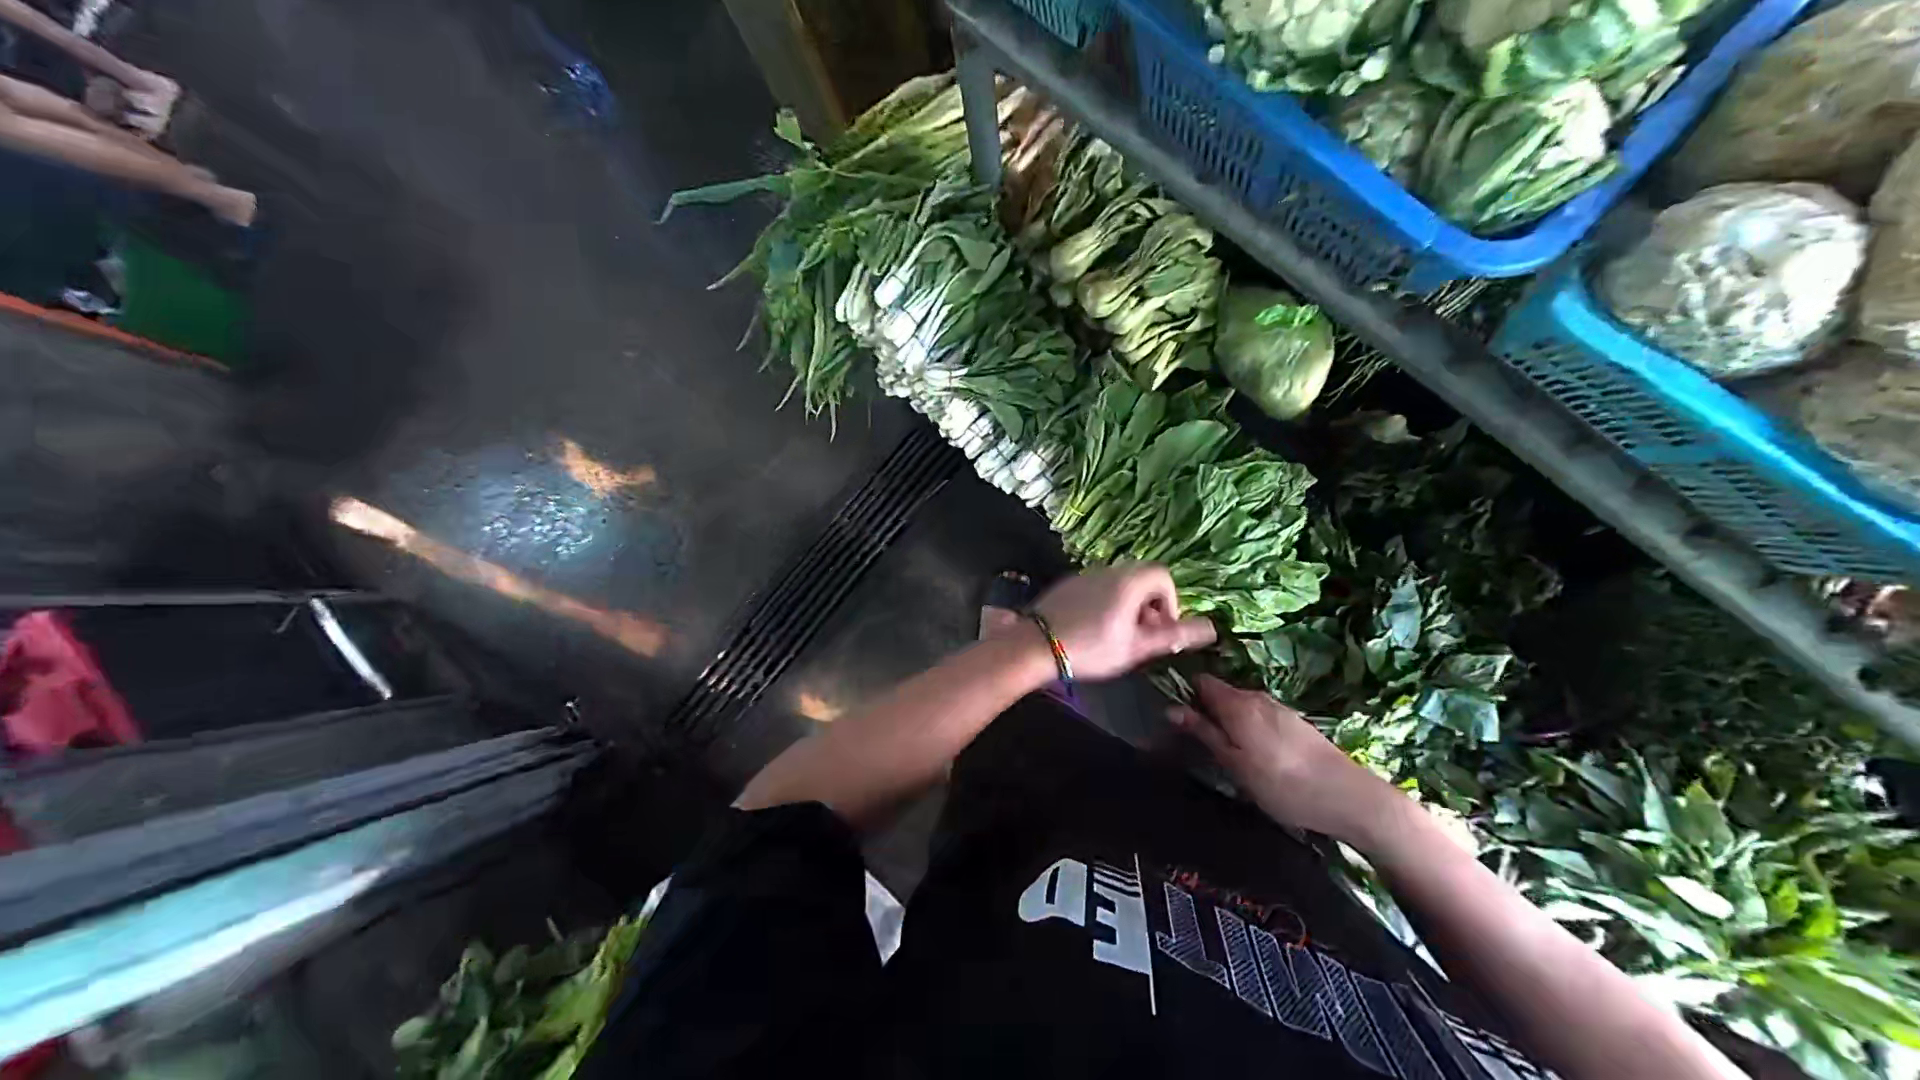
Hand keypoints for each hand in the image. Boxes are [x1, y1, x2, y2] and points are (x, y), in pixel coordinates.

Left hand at [1030, 563, 1216, 679]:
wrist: (1034, 645)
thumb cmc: (1090, 648)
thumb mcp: (1136, 648)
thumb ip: (1174, 636)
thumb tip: (1212, 629)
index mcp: (1128, 581)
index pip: (1164, 576)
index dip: (1170, 603)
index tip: (1159, 628)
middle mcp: (1108, 570)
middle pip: (1142, 578)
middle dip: (1149, 605)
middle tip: (1141, 634)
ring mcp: (1084, 575)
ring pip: (1118, 583)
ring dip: (1127, 605)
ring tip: (1117, 635)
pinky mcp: (1067, 584)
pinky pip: (1097, 587)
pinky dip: (1105, 602)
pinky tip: (1092, 629)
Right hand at [1170, 675, 1410, 847]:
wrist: (1350, 798)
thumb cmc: (1282, 784)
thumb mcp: (1234, 763)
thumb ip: (1203, 733)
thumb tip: (1171, 708)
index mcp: (1237, 703)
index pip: (1201, 681)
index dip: (1184, 694)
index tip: (1175, 717)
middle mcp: (1257, 697)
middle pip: (1221, 693)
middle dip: (1205, 710)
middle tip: (1196, 742)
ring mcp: (1279, 709)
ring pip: (1241, 707)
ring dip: (1227, 722)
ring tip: (1224, 752)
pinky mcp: (1295, 723)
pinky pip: (1259, 717)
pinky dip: (1248, 729)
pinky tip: (1254, 755)